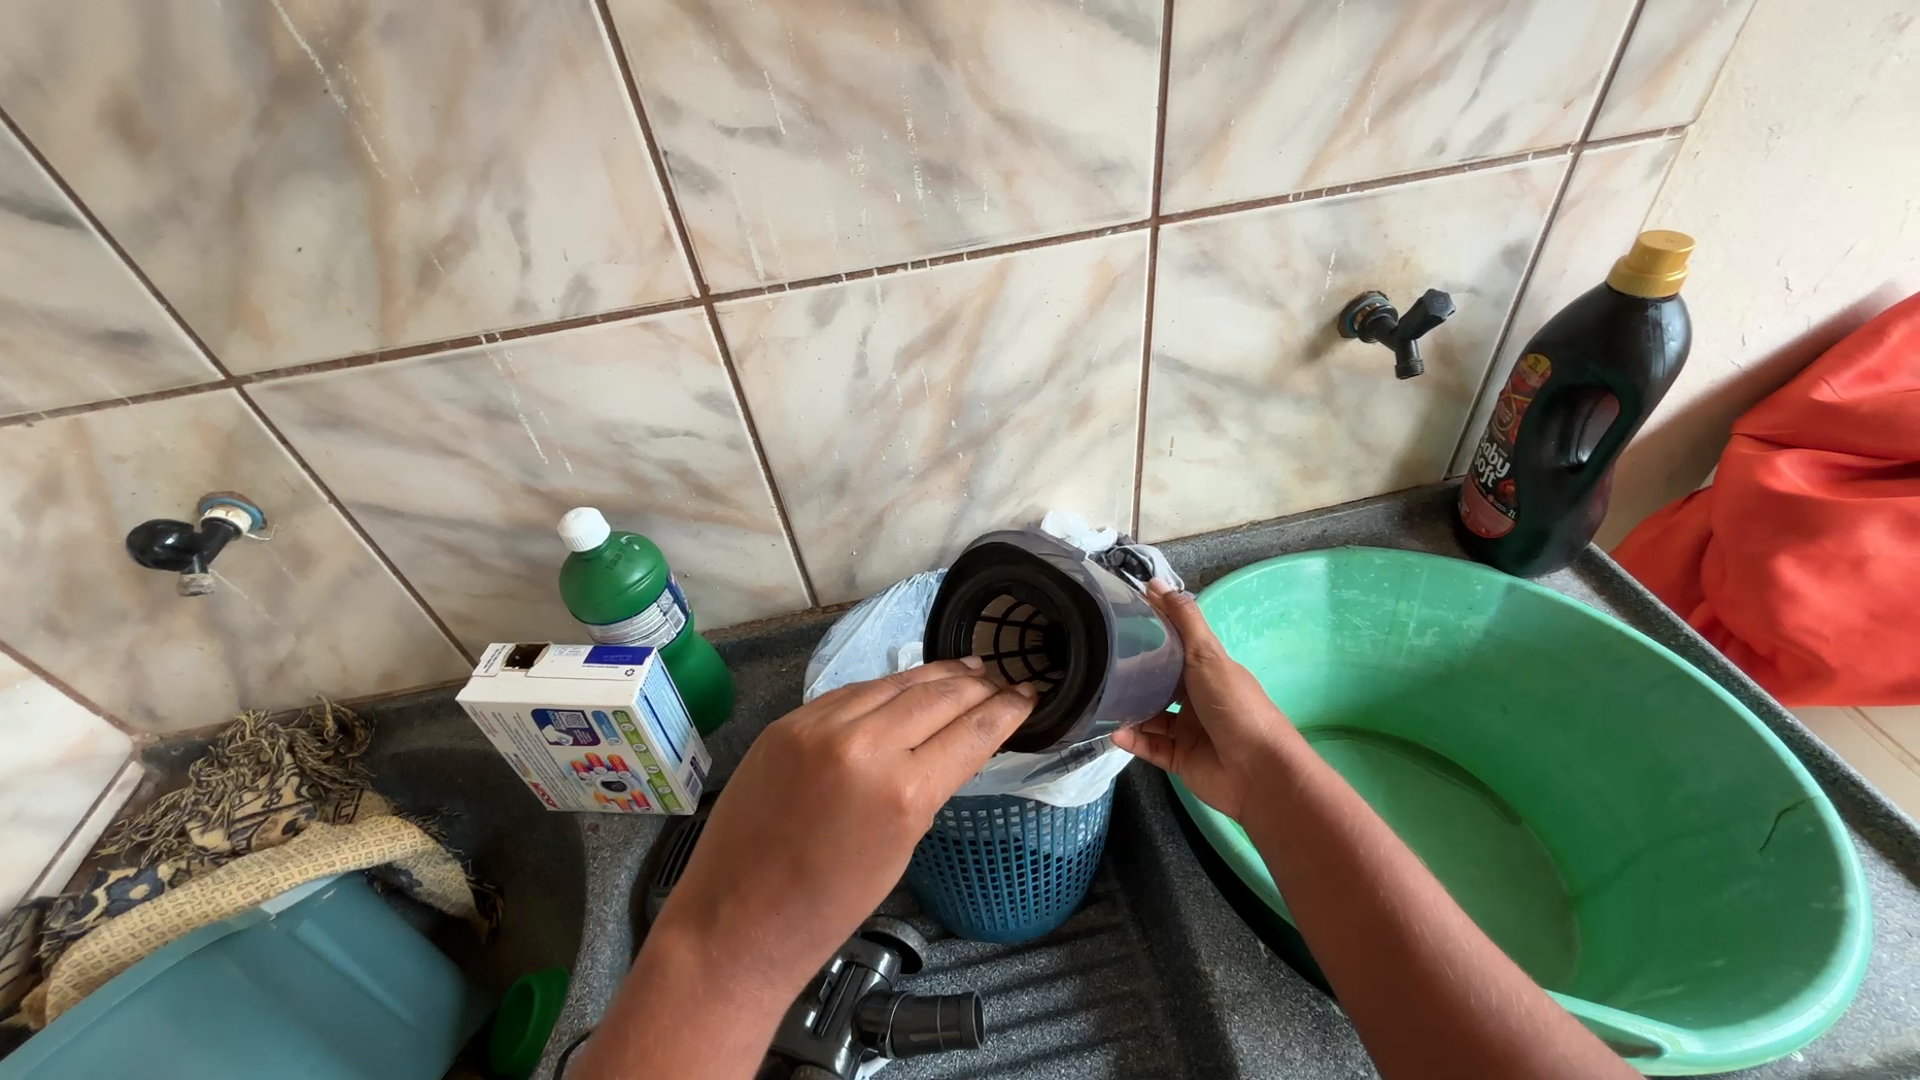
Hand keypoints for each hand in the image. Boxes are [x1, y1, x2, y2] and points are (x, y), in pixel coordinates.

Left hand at [656, 657, 1037, 1000]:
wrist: (737, 919)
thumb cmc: (829, 906)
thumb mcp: (901, 847)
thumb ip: (929, 785)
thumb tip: (955, 741)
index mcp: (902, 792)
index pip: (971, 732)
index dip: (1006, 710)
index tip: (1028, 696)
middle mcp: (864, 745)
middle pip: (937, 696)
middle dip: (977, 685)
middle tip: (1004, 677)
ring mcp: (820, 726)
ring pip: (894, 683)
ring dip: (936, 675)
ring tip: (967, 668)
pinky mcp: (789, 720)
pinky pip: (852, 692)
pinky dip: (886, 688)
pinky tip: (906, 685)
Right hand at [1111, 579, 1296, 819]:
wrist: (1258, 770)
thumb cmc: (1234, 705)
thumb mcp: (1207, 655)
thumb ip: (1184, 621)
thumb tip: (1155, 582)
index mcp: (1206, 671)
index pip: (1172, 647)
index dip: (1148, 632)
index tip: (1115, 619)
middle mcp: (1195, 698)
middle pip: (1157, 682)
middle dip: (1131, 675)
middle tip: (1097, 663)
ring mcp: (1187, 730)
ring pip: (1148, 716)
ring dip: (1127, 709)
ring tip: (1098, 699)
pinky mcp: (1179, 758)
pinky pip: (1149, 746)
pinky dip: (1131, 739)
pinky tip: (1112, 731)